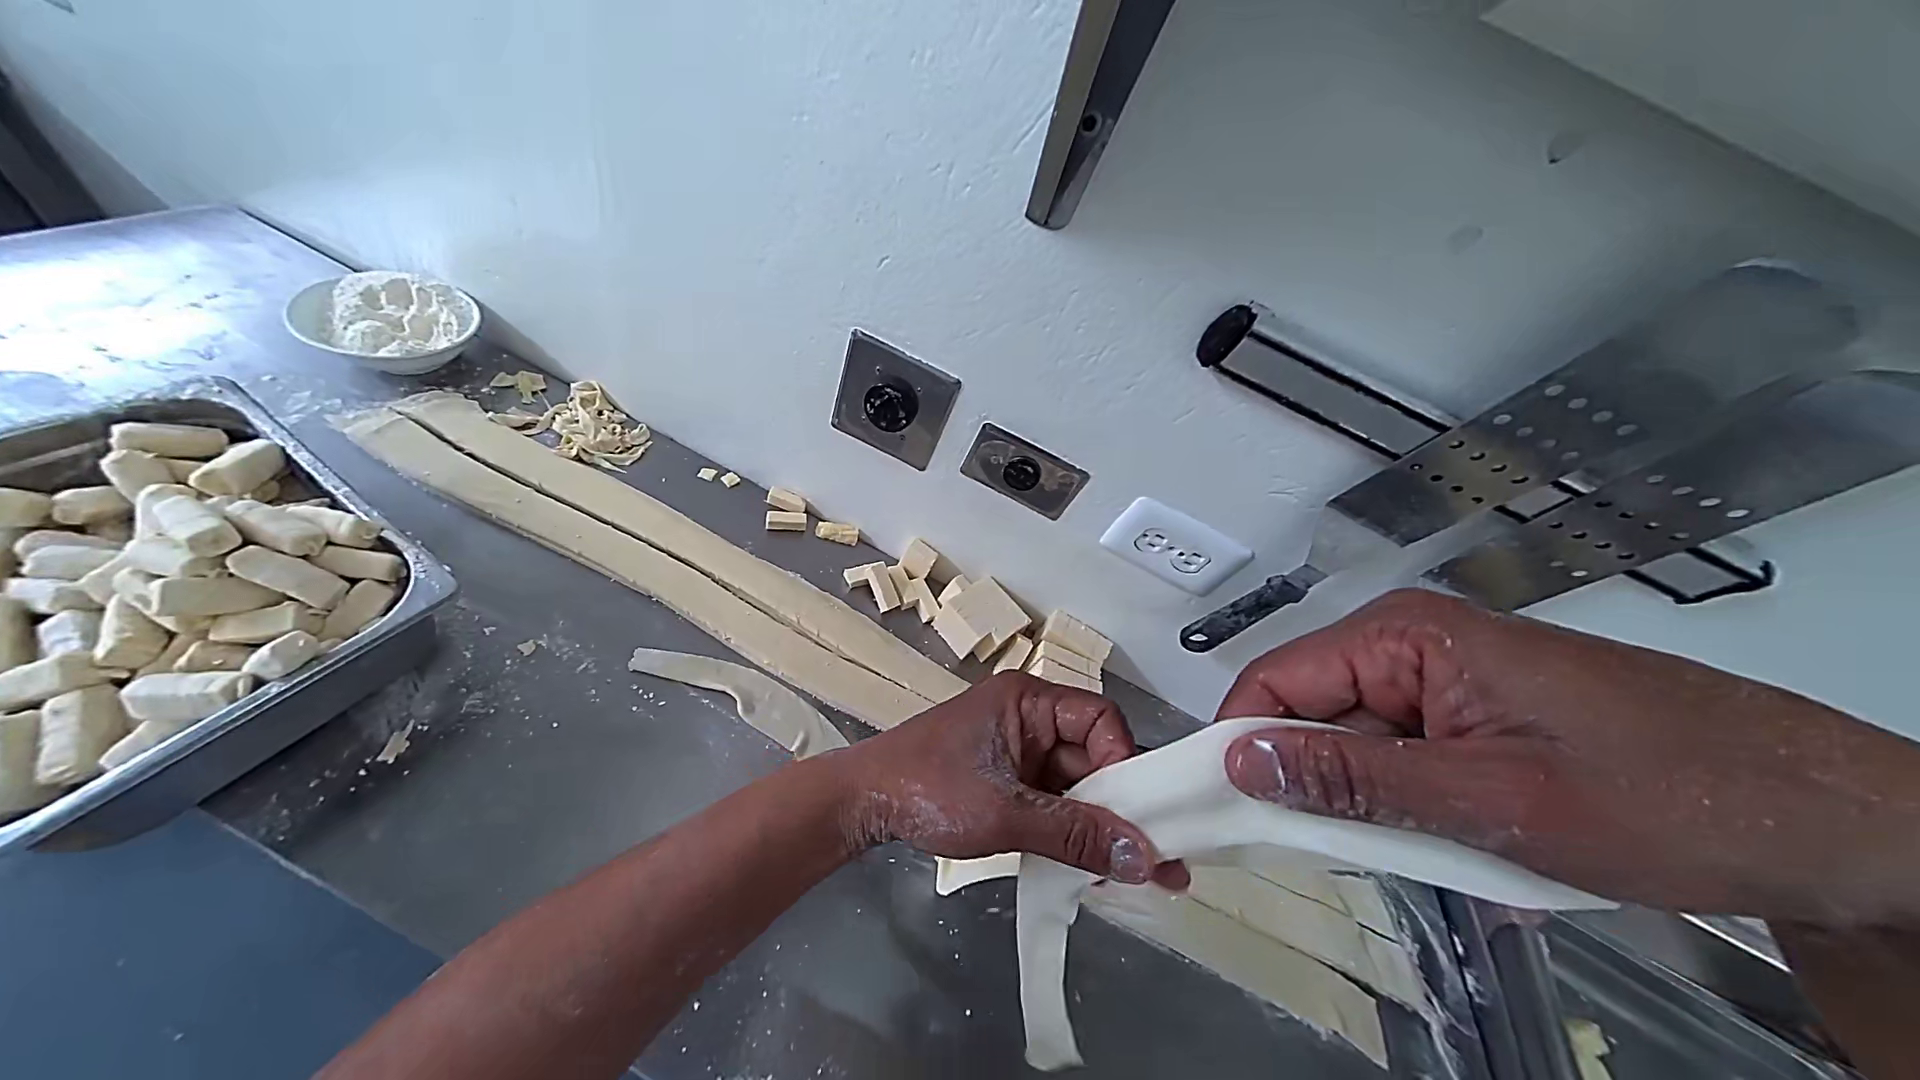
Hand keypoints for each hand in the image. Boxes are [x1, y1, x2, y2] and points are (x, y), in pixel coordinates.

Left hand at [836, 671, 1186, 886]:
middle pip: (1094, 755)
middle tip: (1152, 859)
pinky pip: (1056, 801)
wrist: (864, 804)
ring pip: (1078, 784)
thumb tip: (1142, 857)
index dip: (1123, 761)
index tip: (1136, 812)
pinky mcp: (1011, 780)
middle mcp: (1030, 720)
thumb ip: (1073, 834)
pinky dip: (1073, 831)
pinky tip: (1091, 868)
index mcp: (1029, 701)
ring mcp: (1020, 752)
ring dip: (1098, 825)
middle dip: (1118, 805)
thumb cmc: (925, 790)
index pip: (1100, 719)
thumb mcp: (1004, 812)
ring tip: (1129, 873)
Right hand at [1216, 589, 1919, 926]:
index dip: (1237, 741)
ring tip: (1406, 849)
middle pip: (1307, 709)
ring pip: (1350, 738)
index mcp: (1401, 636)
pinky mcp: (1462, 711)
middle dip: (1306, 778)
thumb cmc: (1672, 793)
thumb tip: (1239, 764)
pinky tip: (1438, 837)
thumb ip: (1352, 780)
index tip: (1221, 810)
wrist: (1829, 818)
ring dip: (1359, 797)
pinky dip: (1398, 800)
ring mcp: (1437, 677)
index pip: (1273, 679)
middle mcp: (1407, 644)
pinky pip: (1394, 752)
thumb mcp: (1491, 799)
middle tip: (1321, 849)